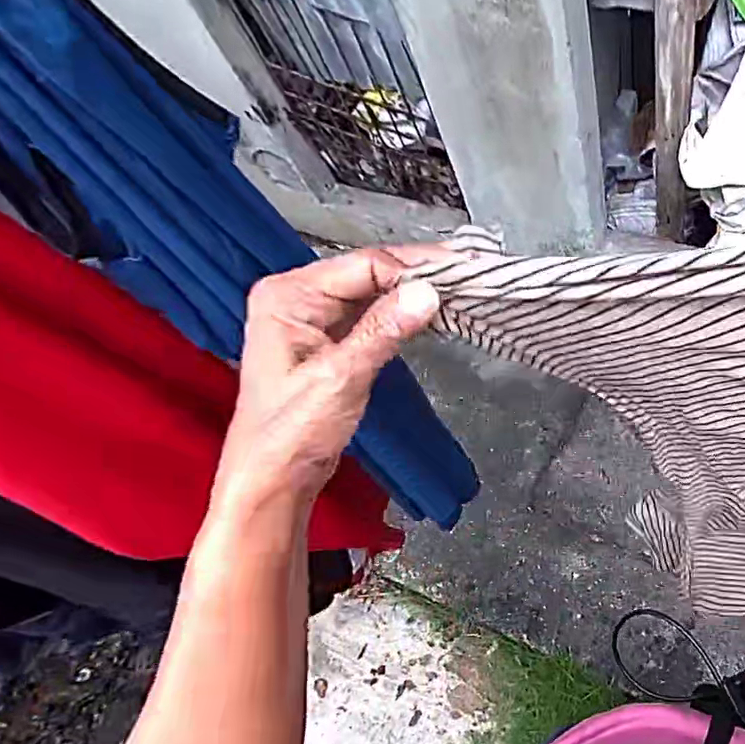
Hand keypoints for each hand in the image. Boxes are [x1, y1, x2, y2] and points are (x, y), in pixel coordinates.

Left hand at [213, 245, 448, 511]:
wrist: (275, 477)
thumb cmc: (290, 433)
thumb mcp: (341, 377)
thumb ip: (384, 331)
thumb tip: (426, 292)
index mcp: (289, 296)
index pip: (365, 266)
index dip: (412, 270)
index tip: (457, 277)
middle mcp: (300, 299)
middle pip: (371, 273)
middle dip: (420, 273)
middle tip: (469, 270)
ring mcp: (316, 321)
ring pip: (377, 293)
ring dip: (415, 293)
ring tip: (460, 288)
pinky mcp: (333, 343)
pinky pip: (375, 317)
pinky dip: (405, 315)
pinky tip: (433, 313)